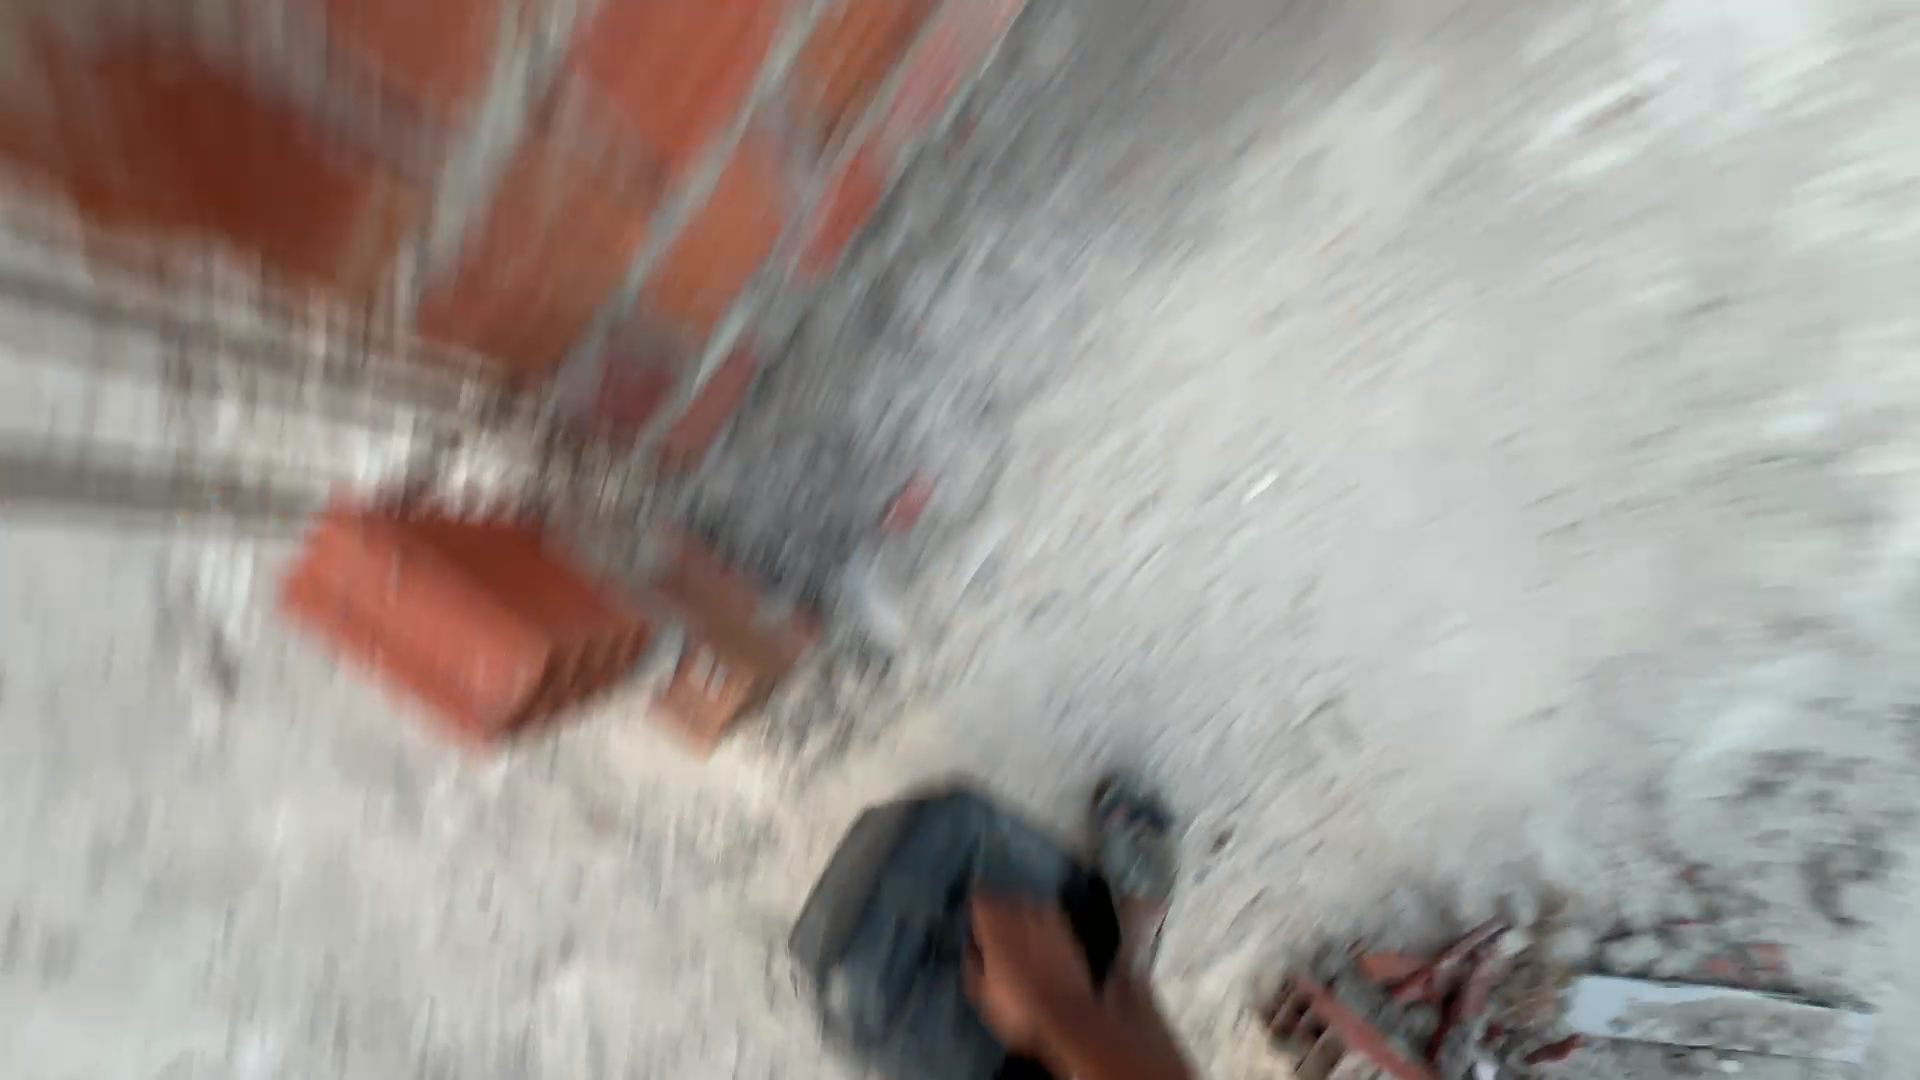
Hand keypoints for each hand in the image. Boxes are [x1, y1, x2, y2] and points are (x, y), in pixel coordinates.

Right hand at [964, 892, 1097, 1057]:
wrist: (1067, 1016)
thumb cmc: (1018, 1008)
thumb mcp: (981, 994)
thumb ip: (971, 963)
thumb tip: (971, 948)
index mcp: (993, 922)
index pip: (978, 898)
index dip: (974, 914)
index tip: (974, 932)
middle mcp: (1018, 910)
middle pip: (1001, 899)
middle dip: (996, 915)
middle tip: (995, 940)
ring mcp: (1044, 915)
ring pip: (1023, 905)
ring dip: (1018, 918)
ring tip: (1018, 941)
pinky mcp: (1064, 926)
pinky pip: (1045, 915)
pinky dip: (1038, 924)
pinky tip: (1039, 941)